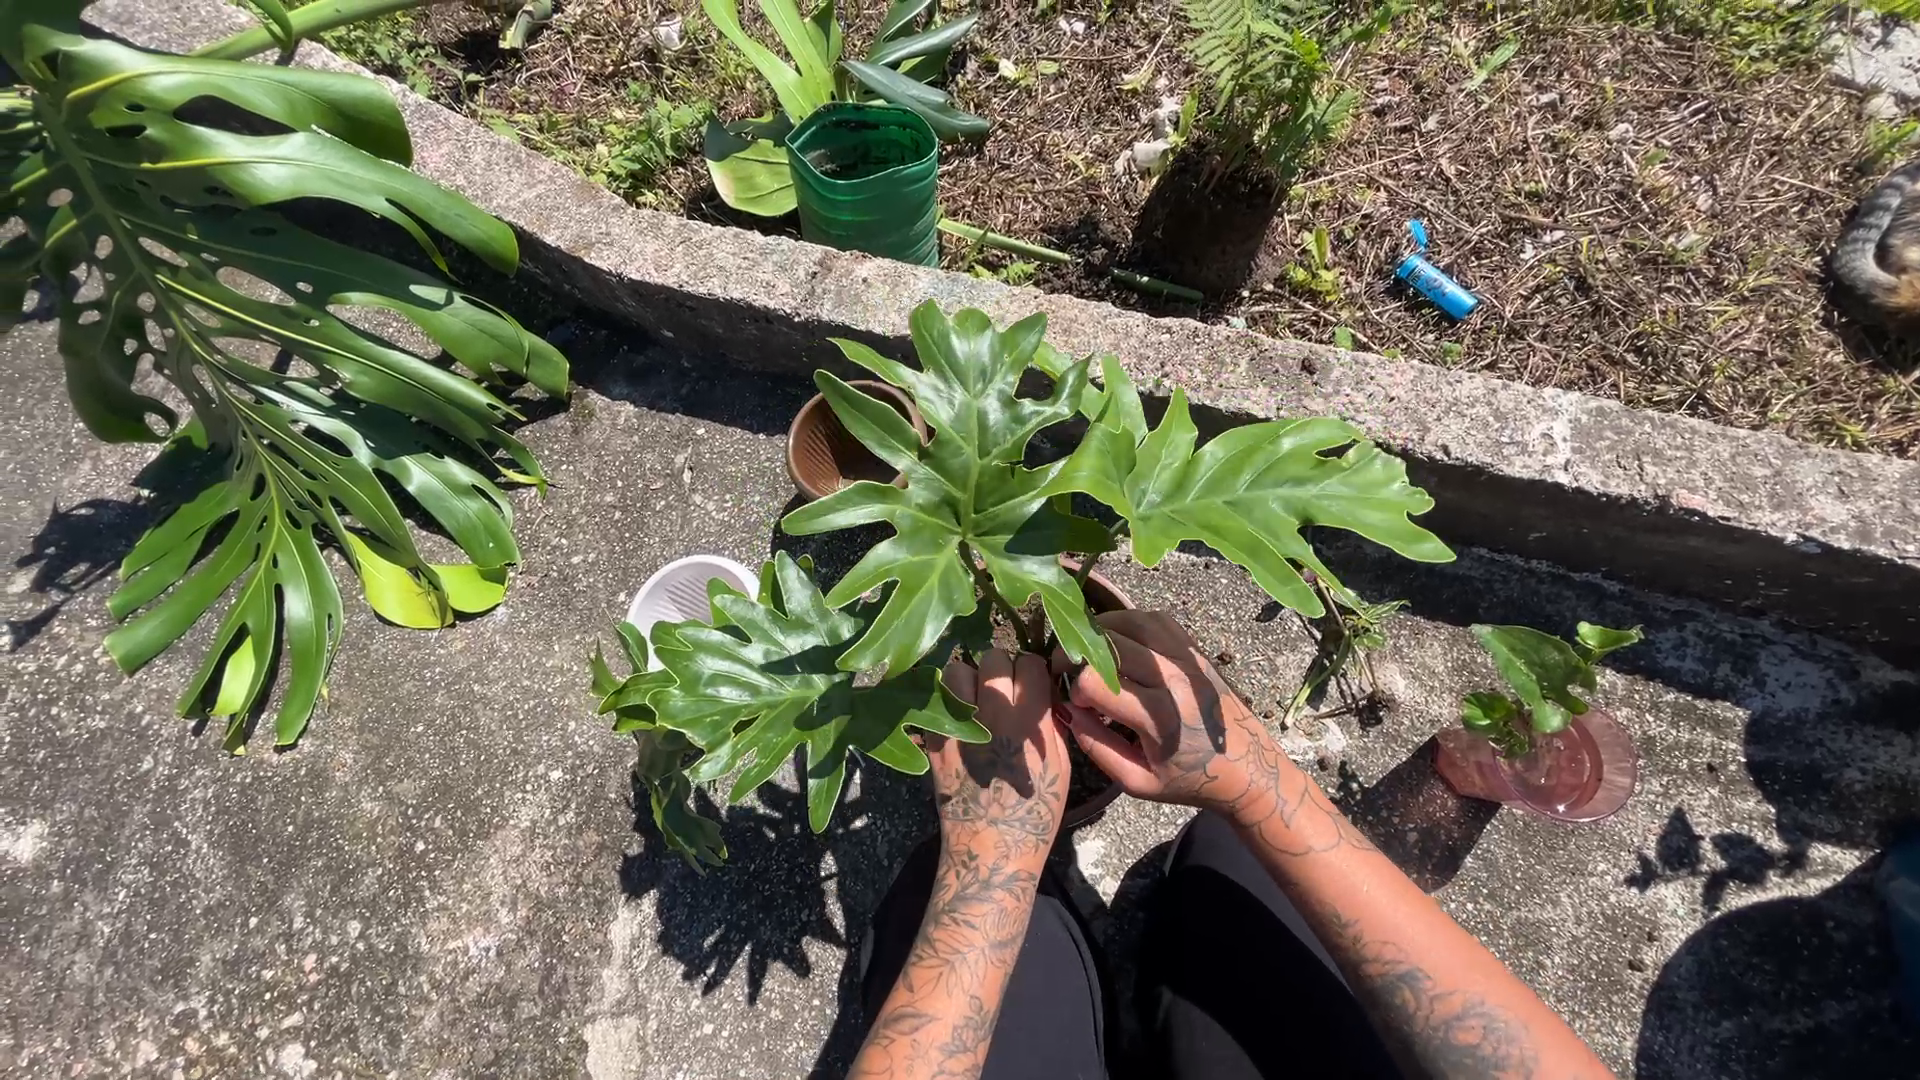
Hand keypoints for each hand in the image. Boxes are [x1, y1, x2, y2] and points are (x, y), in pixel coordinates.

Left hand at [928, 649, 1069, 857]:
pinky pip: (935, 699)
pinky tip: (956, 719)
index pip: (1031, 664)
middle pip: (994, 657)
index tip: (1030, 683)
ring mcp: (960, 725)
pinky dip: (945, 702)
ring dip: (968, 680)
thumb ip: (1052, 723)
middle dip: (1001, 668)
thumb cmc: (1035, 813)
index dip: (1032, 671)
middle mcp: (994, 714)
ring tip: (973, 700)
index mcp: (1030, 721)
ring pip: (958, 670)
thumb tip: (1045, 692)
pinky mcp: (934, 739)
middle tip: (1002, 689)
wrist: (990, 850)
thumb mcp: (1062, 767)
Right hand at [1053, 610, 1285, 823]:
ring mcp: (1186, 659)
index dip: (1075, 690)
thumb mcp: (1137, 782)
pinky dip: (1130, 622)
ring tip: (1088, 649)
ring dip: (1101, 630)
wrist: (1249, 769)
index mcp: (1158, 719)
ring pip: (1132, 620)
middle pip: (1108, 644)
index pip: (1096, 682)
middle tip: (1068, 670)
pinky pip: (1156, 619)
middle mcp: (1173, 680)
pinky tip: (1119, 640)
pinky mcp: (1194, 650)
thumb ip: (1096, 747)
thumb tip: (1068, 711)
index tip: (1078, 705)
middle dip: (1077, 654)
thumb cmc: (1189, 780)